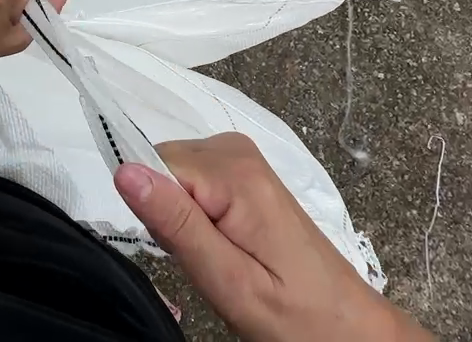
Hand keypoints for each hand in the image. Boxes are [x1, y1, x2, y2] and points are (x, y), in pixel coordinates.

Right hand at [114, 134, 432, 341]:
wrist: (348, 326)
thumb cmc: (293, 316)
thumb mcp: (230, 282)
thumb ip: (176, 223)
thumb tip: (123, 170)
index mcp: (234, 173)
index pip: (154, 166)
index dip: (159, 212)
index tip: (187, 249)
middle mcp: (234, 148)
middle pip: (162, 164)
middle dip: (169, 211)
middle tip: (207, 258)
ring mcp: (239, 154)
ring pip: (171, 170)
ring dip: (180, 211)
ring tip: (218, 252)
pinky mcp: (241, 165)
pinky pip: (189, 174)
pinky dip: (193, 206)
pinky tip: (223, 236)